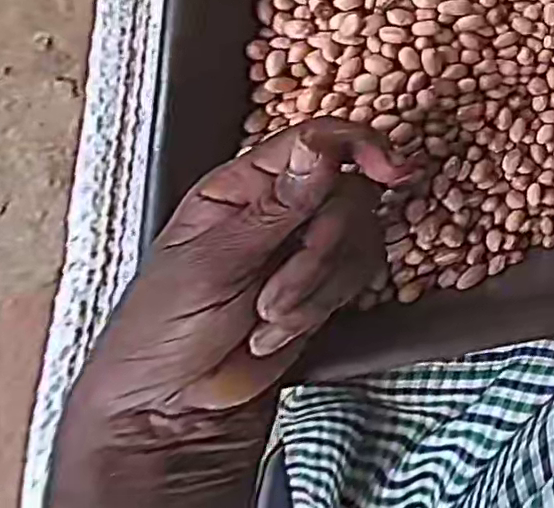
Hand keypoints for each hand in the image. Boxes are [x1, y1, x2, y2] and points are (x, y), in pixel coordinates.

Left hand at [49, 118, 418, 506]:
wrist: (172, 413)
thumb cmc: (162, 334)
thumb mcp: (212, 265)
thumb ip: (277, 205)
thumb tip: (323, 147)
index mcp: (244, 186)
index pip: (315, 141)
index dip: (359, 147)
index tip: (391, 170)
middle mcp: (284, 202)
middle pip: (348, 190)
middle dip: (322, 246)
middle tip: (283, 290)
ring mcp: (310, 237)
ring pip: (358, 232)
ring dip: (318, 282)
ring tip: (269, 318)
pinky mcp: (331, 272)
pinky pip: (360, 268)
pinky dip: (324, 301)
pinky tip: (280, 328)